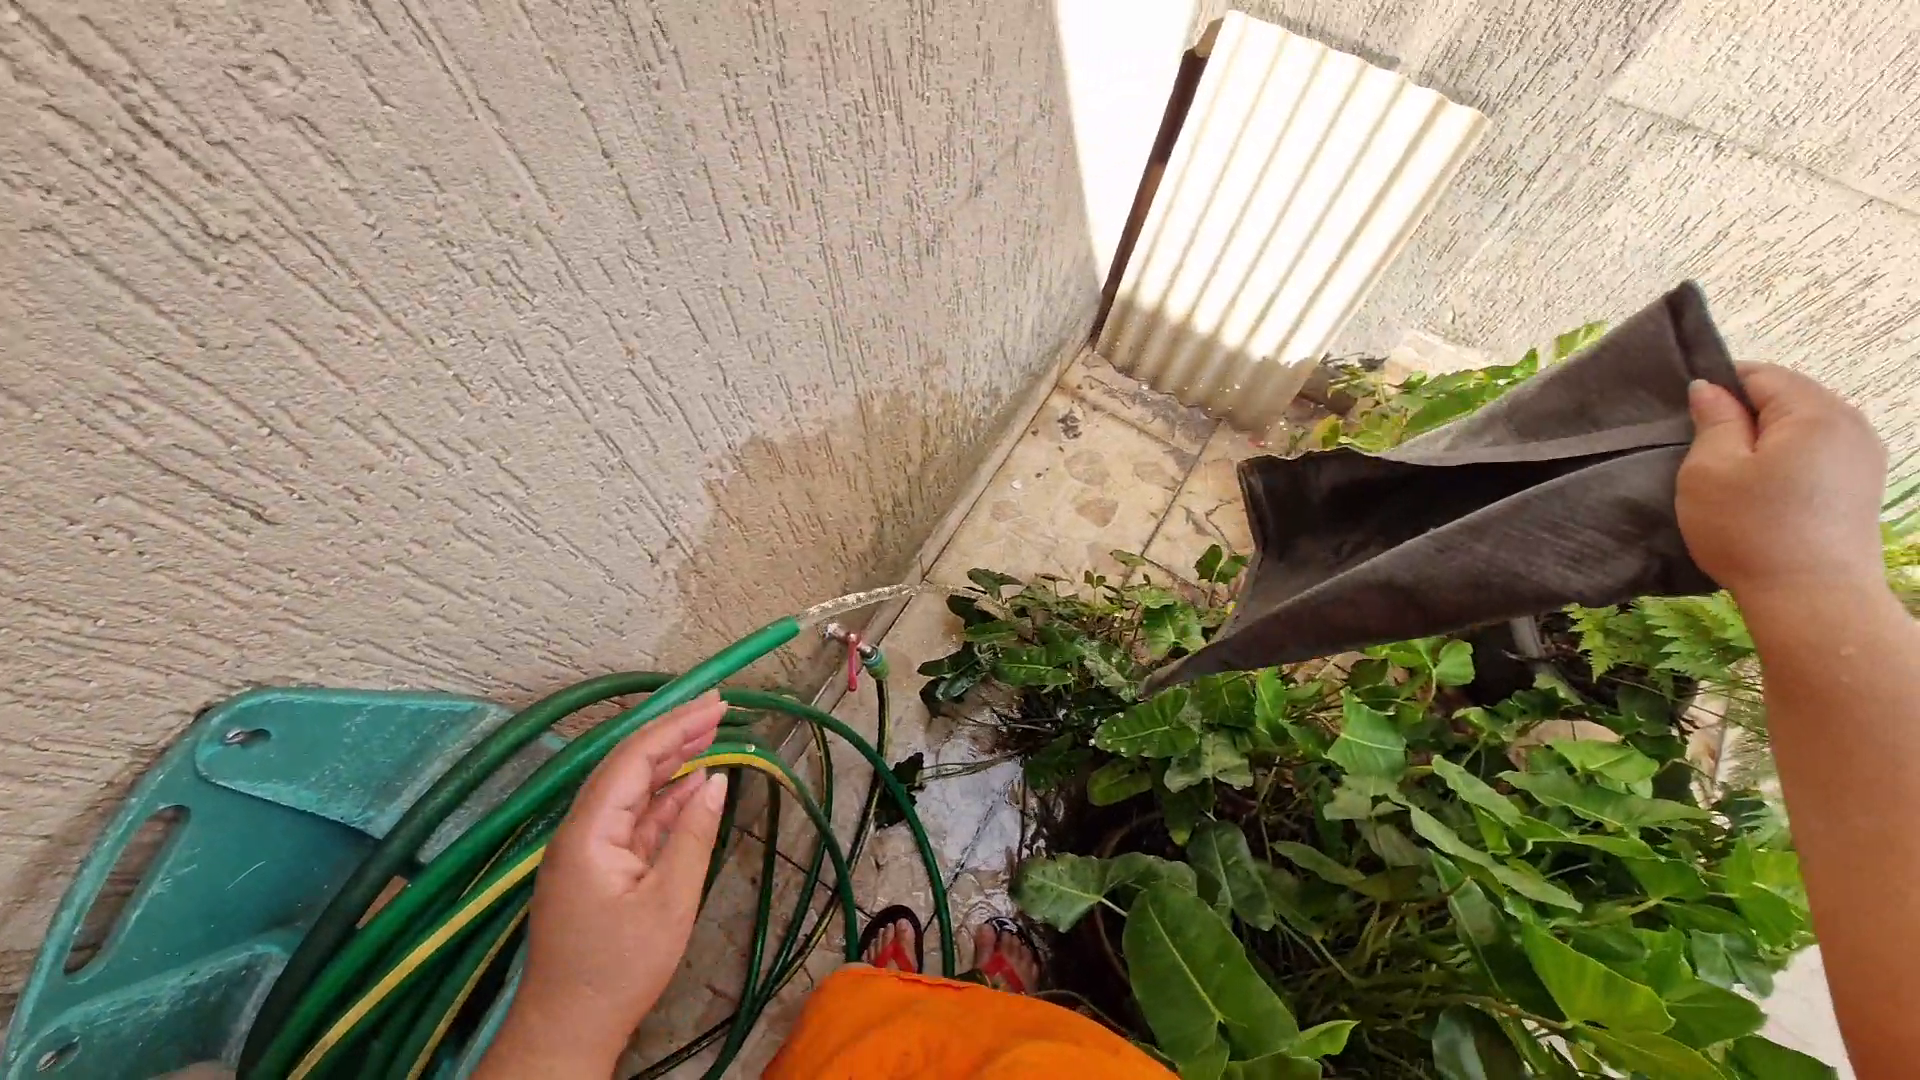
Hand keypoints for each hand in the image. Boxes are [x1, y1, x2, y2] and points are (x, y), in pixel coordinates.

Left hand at [480, 694, 729, 1074]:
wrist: (568, 1031)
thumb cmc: (620, 970)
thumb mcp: (669, 902)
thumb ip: (693, 834)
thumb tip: (716, 780)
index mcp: (589, 832)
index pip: (633, 759)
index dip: (675, 726)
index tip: (715, 705)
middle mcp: (582, 830)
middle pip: (629, 765)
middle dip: (673, 732)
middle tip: (719, 707)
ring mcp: (590, 848)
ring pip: (633, 788)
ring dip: (672, 760)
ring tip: (712, 732)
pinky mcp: (601, 866)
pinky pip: (636, 818)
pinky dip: (667, 797)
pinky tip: (695, 783)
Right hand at [1678, 363, 1886, 599]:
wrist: (1810, 594)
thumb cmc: (1747, 527)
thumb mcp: (1710, 469)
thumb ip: (1714, 421)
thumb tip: (1710, 389)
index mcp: (1816, 413)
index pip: (1763, 375)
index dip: (1719, 384)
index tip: (1683, 410)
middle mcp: (1852, 424)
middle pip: (1789, 396)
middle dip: (1742, 409)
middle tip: (1697, 441)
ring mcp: (1864, 455)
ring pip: (1803, 424)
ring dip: (1762, 434)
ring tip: (1726, 465)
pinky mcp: (1861, 483)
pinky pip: (1817, 448)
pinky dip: (1784, 453)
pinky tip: (1760, 482)